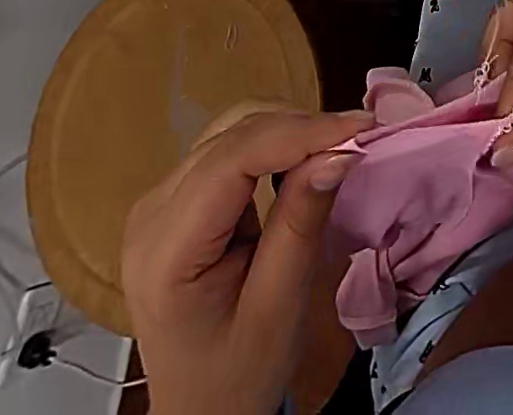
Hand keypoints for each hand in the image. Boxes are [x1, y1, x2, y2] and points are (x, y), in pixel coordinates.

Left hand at [122, 104, 374, 414]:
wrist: (200, 410)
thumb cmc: (239, 373)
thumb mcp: (278, 306)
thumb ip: (301, 222)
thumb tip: (339, 152)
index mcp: (166, 248)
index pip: (234, 160)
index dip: (300, 133)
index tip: (360, 126)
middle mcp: (152, 210)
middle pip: (232, 135)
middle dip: (300, 127)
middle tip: (357, 136)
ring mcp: (160, 199)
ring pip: (232, 129)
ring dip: (289, 128)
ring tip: (336, 144)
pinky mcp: (178, 196)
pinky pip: (230, 146)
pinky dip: (275, 141)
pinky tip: (305, 155)